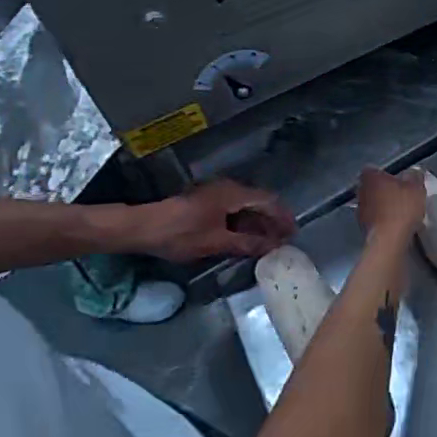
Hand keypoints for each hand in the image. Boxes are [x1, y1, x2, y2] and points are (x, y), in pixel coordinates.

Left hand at [132, 180, 294, 261]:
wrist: (143, 228)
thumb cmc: (181, 233)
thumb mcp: (216, 242)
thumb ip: (247, 244)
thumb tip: (273, 247)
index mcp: (233, 193)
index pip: (268, 201)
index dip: (283, 217)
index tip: (293, 233)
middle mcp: (227, 189)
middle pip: (258, 202)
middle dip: (272, 221)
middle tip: (283, 241)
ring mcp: (215, 195)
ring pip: (245, 207)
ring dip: (258, 224)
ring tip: (267, 244)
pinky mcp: (205, 204)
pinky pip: (233, 211)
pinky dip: (243, 224)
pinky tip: (245, 240)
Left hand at [357, 166, 425, 240]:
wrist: (389, 241)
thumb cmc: (402, 208)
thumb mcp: (416, 188)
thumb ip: (414, 177)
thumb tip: (413, 172)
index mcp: (370, 177)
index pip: (372, 169)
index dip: (384, 174)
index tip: (397, 179)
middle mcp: (361, 191)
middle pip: (372, 187)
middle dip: (384, 190)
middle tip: (400, 195)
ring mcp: (360, 210)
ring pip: (372, 203)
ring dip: (383, 206)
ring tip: (400, 212)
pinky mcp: (363, 228)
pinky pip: (375, 219)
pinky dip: (383, 220)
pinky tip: (396, 225)